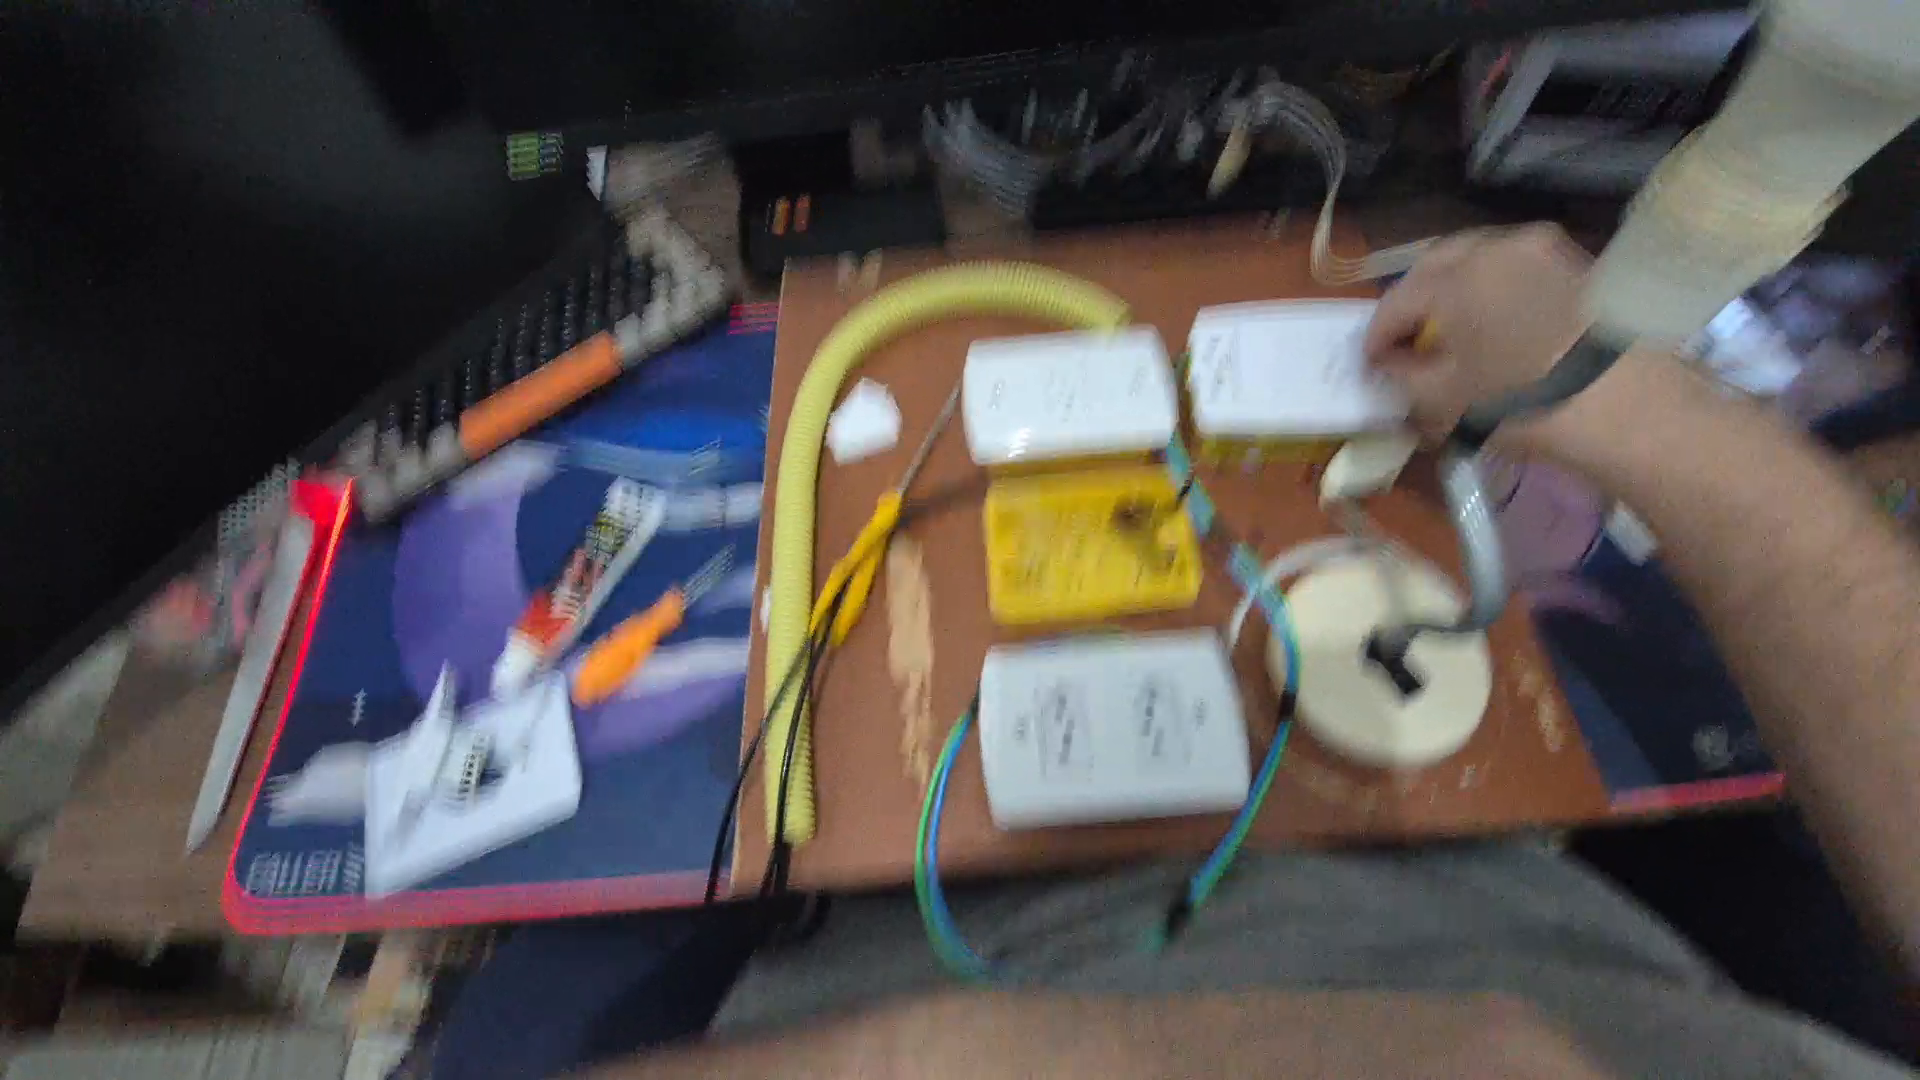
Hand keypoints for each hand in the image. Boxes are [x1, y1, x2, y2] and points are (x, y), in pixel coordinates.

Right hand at [1362, 224, 1596, 456]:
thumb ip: (1400, 373)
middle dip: (1410, 301)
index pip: (1395, 302)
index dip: (1375, 337)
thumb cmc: (1519, 400)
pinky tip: (1485, 322)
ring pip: (1474, 260)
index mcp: (1456, 277)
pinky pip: (1510, 268)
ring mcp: (1541, 250)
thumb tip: (1389, 360)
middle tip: (1402, 340)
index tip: (1369, 364)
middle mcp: (1495, 248)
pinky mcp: (1573, 263)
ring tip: (1444, 330)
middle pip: (1433, 266)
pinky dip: (1487, 289)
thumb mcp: (1440, 397)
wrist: (1628, 406)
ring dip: (1449, 290)